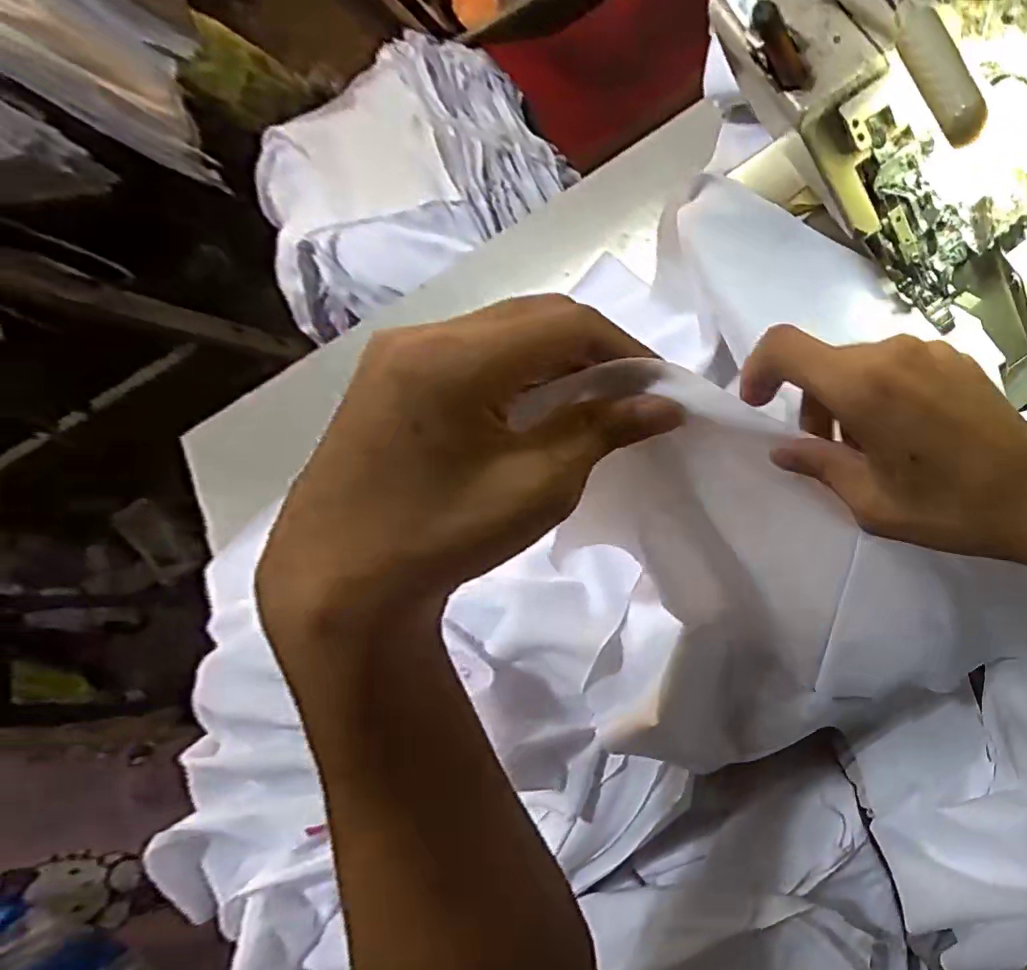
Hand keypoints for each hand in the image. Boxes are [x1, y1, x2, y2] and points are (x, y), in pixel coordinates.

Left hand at [257, 295, 682, 635]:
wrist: (340, 578)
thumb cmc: (447, 531)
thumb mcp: (542, 482)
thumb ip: (604, 430)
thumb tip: (666, 406)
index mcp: (456, 357)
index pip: (566, 323)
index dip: (628, 349)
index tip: (664, 390)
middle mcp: (425, 336)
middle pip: (538, 315)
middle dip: (602, 349)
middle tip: (641, 395)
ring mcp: (405, 354)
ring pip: (512, 330)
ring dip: (568, 358)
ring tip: (606, 403)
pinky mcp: (399, 377)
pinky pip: (484, 352)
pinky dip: (533, 370)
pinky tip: (553, 408)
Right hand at [739, 326, 1026, 572]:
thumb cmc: (953, 510)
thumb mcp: (875, 503)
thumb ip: (821, 467)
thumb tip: (784, 450)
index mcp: (865, 384)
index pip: (785, 346)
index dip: (758, 369)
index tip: (758, 404)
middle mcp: (895, 351)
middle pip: (829, 362)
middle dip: (815, 402)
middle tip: (832, 453)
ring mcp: (933, 350)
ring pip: (867, 364)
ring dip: (853, 399)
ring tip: (877, 450)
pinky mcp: (961, 359)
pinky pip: (904, 366)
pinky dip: (888, 392)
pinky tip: (914, 436)